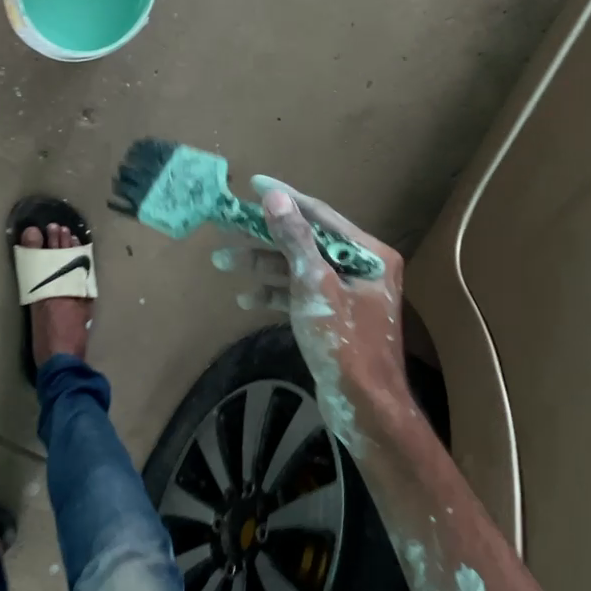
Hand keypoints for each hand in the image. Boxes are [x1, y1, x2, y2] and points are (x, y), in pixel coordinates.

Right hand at [216, 175, 404, 453]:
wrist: (364, 405)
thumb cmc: (344, 342)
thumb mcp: (314, 284)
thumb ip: (294, 238)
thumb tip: (274, 196)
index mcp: (369, 254)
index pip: (319, 215)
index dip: (285, 198)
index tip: (253, 184)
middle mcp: (361, 267)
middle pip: (305, 241)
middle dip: (263, 237)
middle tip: (226, 226)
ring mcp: (348, 293)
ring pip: (297, 267)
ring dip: (262, 266)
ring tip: (222, 263)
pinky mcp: (334, 316)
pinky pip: (300, 293)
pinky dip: (275, 293)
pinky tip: (247, 299)